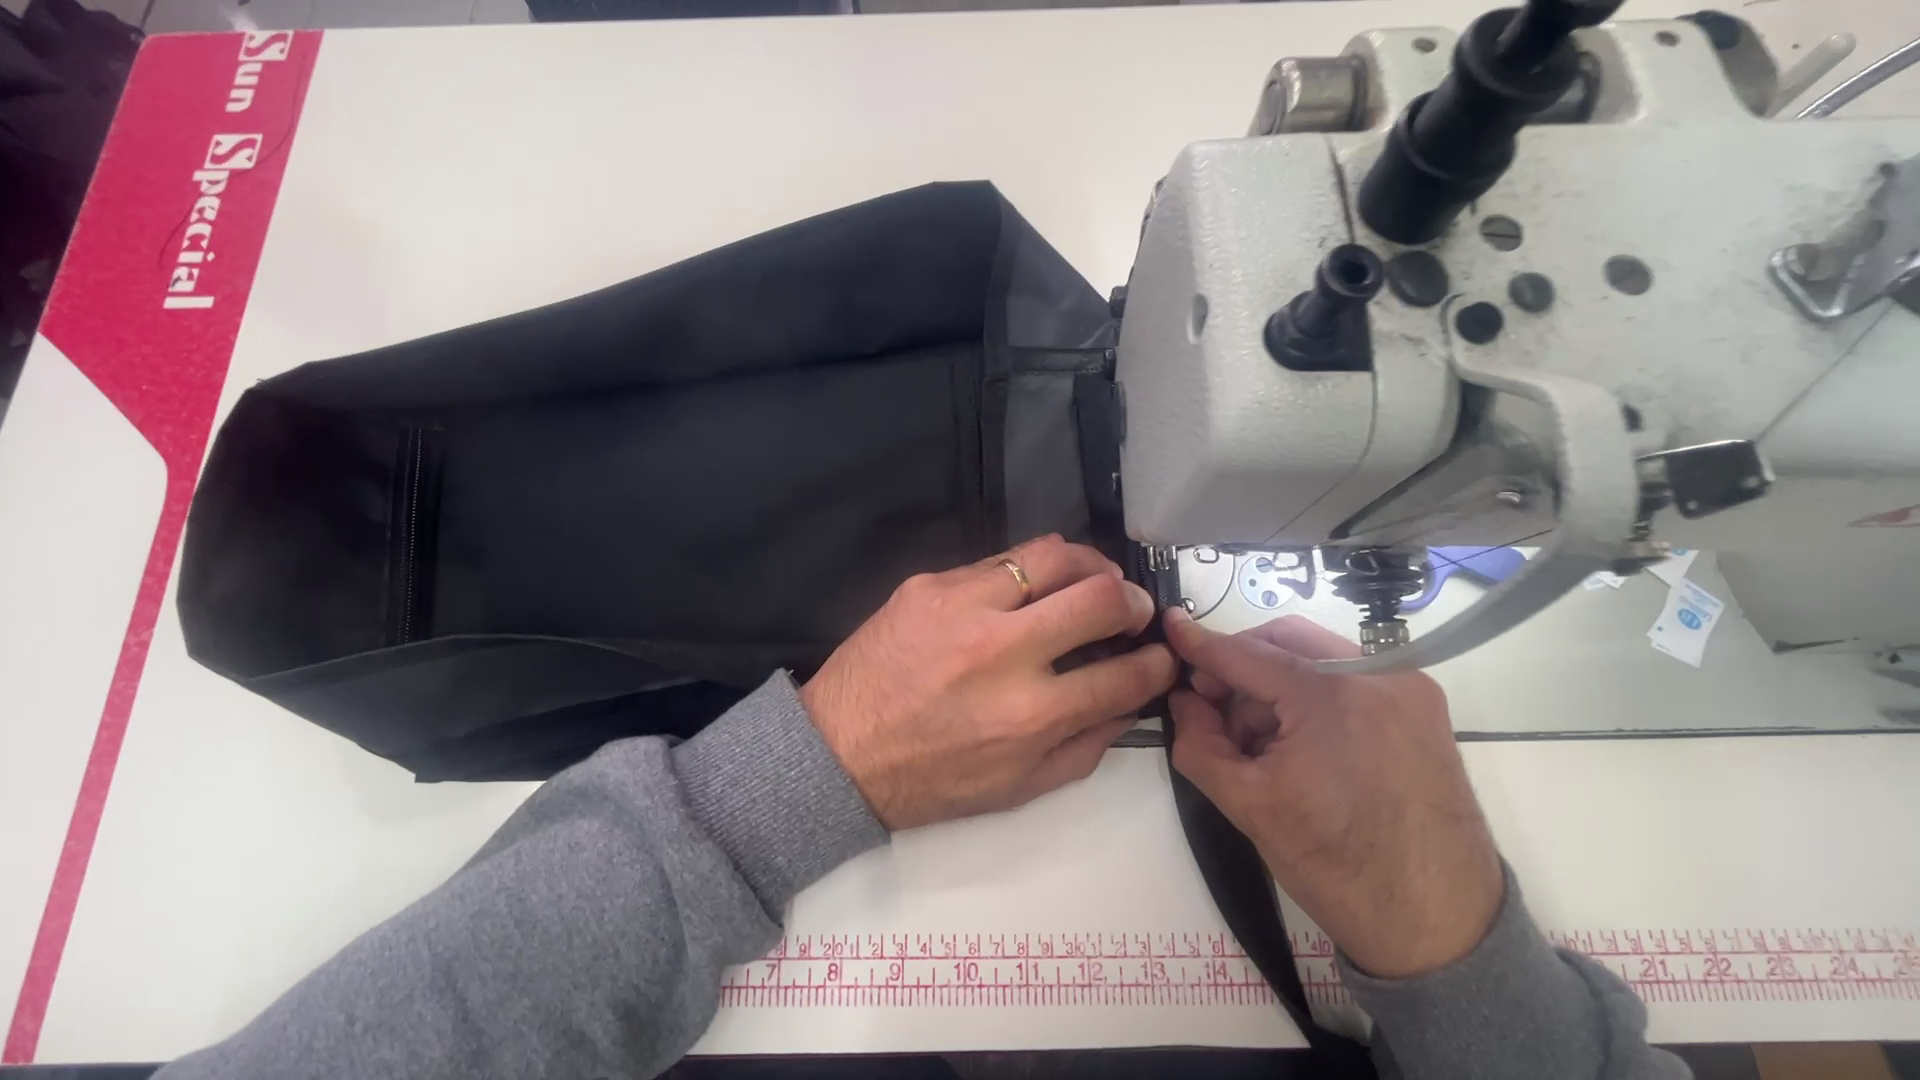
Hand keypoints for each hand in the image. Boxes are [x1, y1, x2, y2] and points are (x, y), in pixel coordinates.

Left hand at [801, 535, 1176, 830]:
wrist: (839, 751)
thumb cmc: (932, 781)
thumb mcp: (1020, 789)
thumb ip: (1087, 746)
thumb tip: (1130, 700)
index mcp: (1031, 715)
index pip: (1125, 674)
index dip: (1157, 663)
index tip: (1159, 657)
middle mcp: (1003, 652)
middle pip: (1099, 597)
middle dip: (1133, 602)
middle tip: (1131, 610)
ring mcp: (963, 607)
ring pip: (1053, 555)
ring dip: (1089, 565)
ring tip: (1092, 581)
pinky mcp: (929, 584)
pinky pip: (999, 561)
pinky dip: (1027, 574)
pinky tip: (1026, 592)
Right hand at [1164, 611, 1502, 978]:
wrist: (1437, 923)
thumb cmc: (1336, 866)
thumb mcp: (1247, 804)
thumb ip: (1198, 742)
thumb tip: (1182, 700)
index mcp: (1332, 694)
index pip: (1249, 654)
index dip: (1201, 642)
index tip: (1170, 626)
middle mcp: (1379, 673)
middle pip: (1287, 640)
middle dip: (1242, 665)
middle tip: (1212, 706)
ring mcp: (1409, 688)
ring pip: (1319, 656)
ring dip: (1276, 684)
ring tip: (1260, 743)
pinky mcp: (1425, 708)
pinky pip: (1352, 678)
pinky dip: (1314, 696)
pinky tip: (1299, 744)